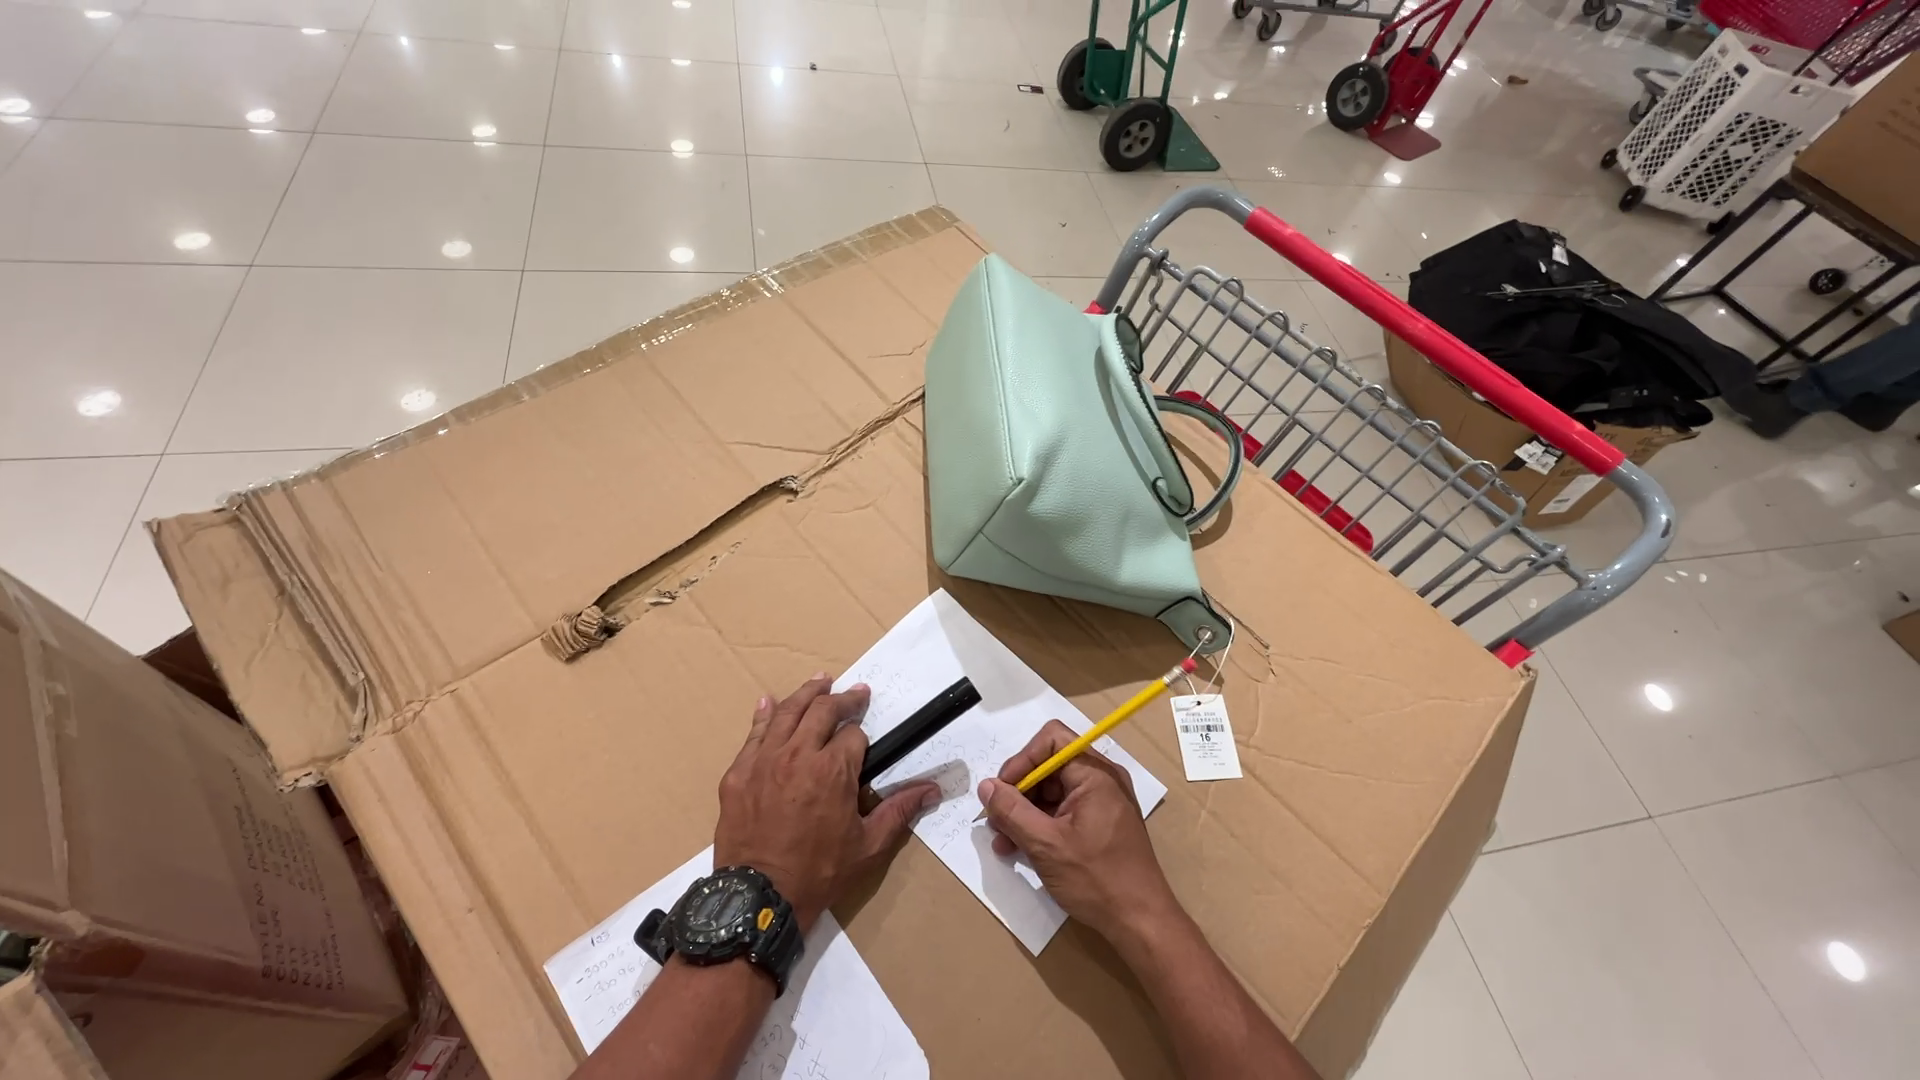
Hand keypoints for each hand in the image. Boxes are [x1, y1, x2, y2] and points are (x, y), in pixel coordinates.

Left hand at [713, 674, 940, 932]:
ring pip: (787, 713)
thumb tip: (931, 789)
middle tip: (855, 693)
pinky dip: (764, 714)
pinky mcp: (739, 773)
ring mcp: (764, 761)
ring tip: (820, 681)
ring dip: (807, 694)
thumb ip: (898, 810)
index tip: (864, 741)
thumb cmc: (819, 872)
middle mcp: (799, 754)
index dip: (861, 737)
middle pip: (822, 711)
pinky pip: (753, 734)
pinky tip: (770, 702)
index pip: (853, 735)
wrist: (759, 898)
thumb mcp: (867, 845)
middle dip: (843, 699)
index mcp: (833, 770)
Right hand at [977, 720, 1176, 940]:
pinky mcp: (1099, 824)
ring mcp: (1102, 802)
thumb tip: (985, 786)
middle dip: (1018, 791)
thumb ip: (1012, 811)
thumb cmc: (1097, 879)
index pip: (1051, 740)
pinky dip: (1039, 824)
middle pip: (1049, 765)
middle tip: (995, 820)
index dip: (1021, 760)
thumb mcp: (1046, 845)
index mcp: (1095, 774)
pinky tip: (1019, 849)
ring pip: (1052, 791)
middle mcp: (1102, 780)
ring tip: (1002, 841)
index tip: (1002, 791)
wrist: (1141, 922)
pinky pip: (1062, 811)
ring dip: (1024, 812)